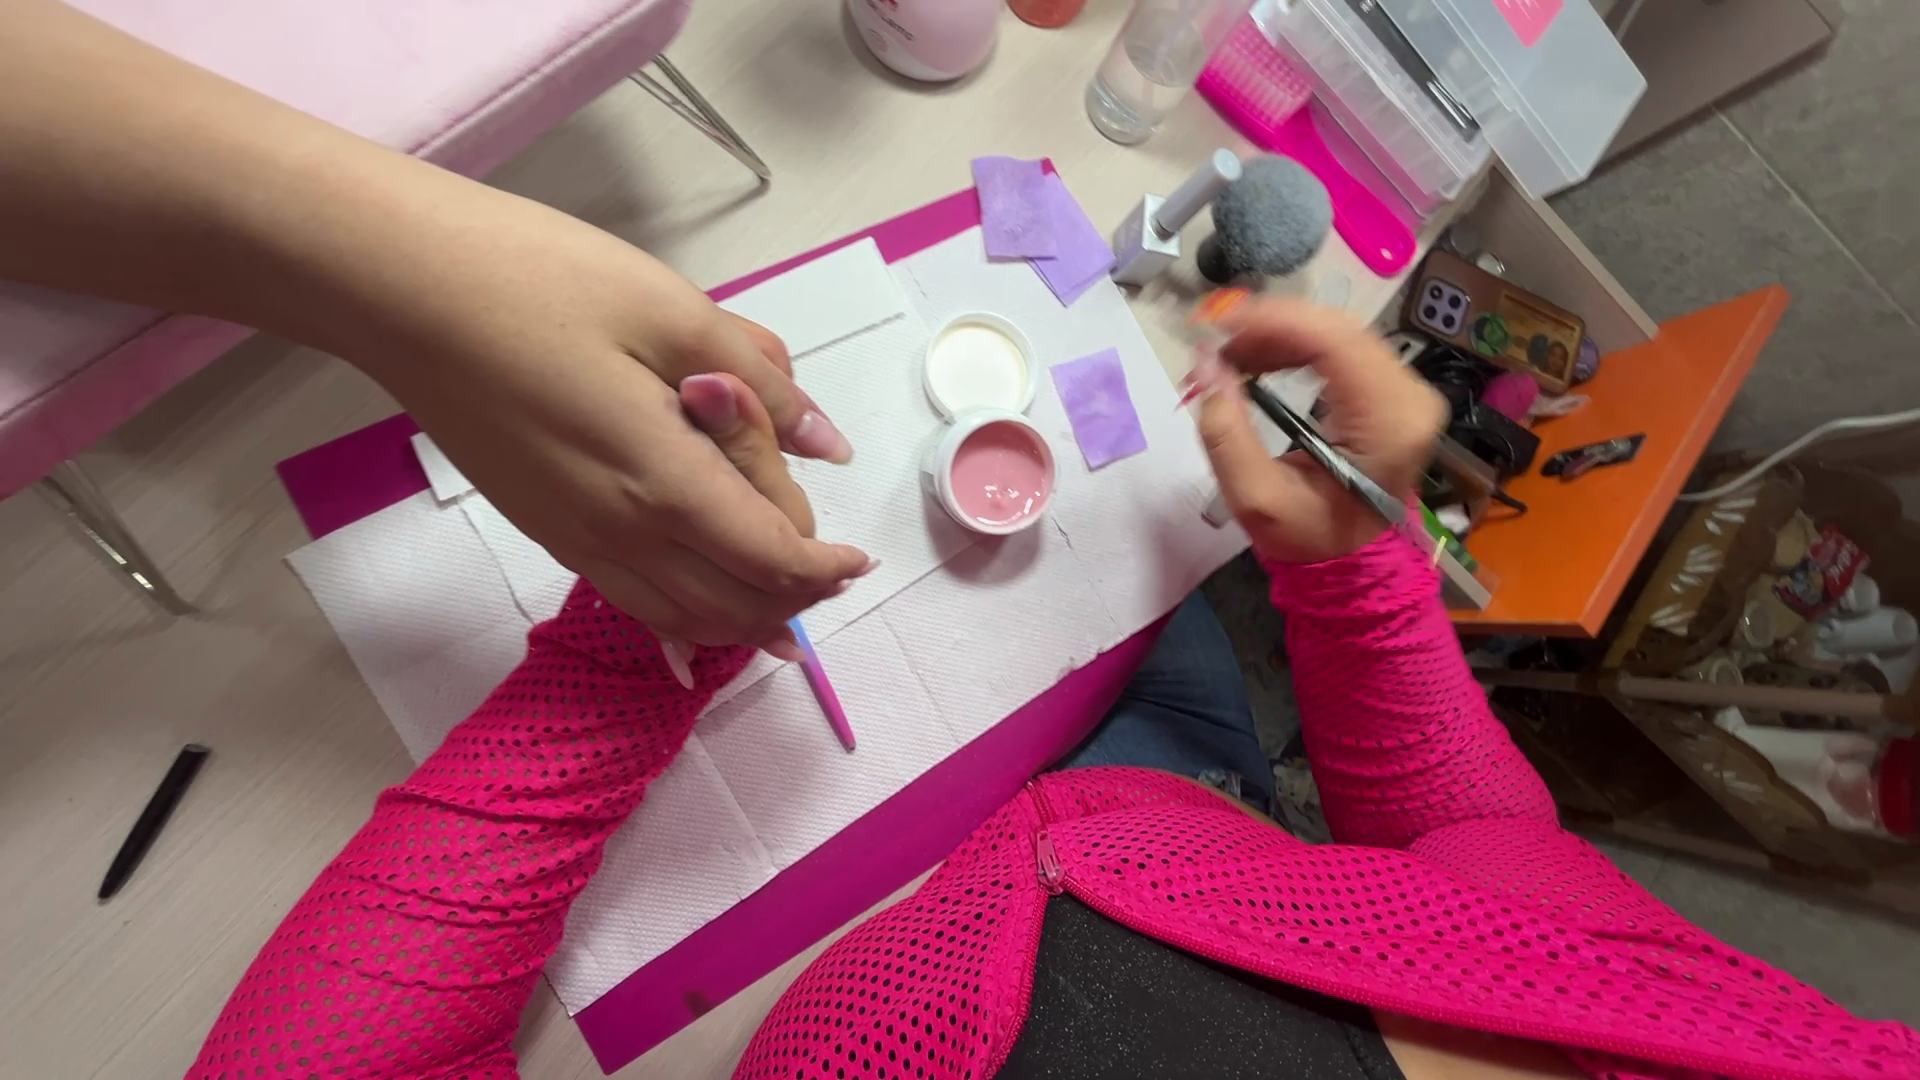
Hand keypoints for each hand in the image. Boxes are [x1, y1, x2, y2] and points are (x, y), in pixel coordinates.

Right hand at [352, 189, 873, 652]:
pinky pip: (632, 603)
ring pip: (682, 618)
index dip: (825, 569)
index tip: (860, 561)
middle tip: (832, 579)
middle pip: (733, 602)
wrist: (393, 285)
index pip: (771, 557)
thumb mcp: (678, 315)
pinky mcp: (550, 528)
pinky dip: (683, 624)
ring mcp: (578, 539)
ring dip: (744, 624)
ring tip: (786, 620)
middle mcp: (622, 532)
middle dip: (794, 599)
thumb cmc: (542, 283)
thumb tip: (829, 446)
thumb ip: (764, 391)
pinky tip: (697, 633)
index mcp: (665, 479)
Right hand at [1192, 295, 1445, 563]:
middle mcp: (1408, 395)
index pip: (1335, 343)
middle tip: (1212, 344)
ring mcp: (1404, 389)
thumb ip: (1226, 432)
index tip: (1217, 323)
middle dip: (1268, 327)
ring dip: (1275, 337)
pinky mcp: (1389, 389)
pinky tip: (1256, 362)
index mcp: (1386, 422)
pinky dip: (1291, 347)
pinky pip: (1338, 348)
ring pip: (1335, 333)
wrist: (1349, 558)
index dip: (1274, 321)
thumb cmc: (1305, 535)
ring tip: (1227, 360)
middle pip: (1336, 330)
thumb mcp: (1254, 497)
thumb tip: (1204, 364)